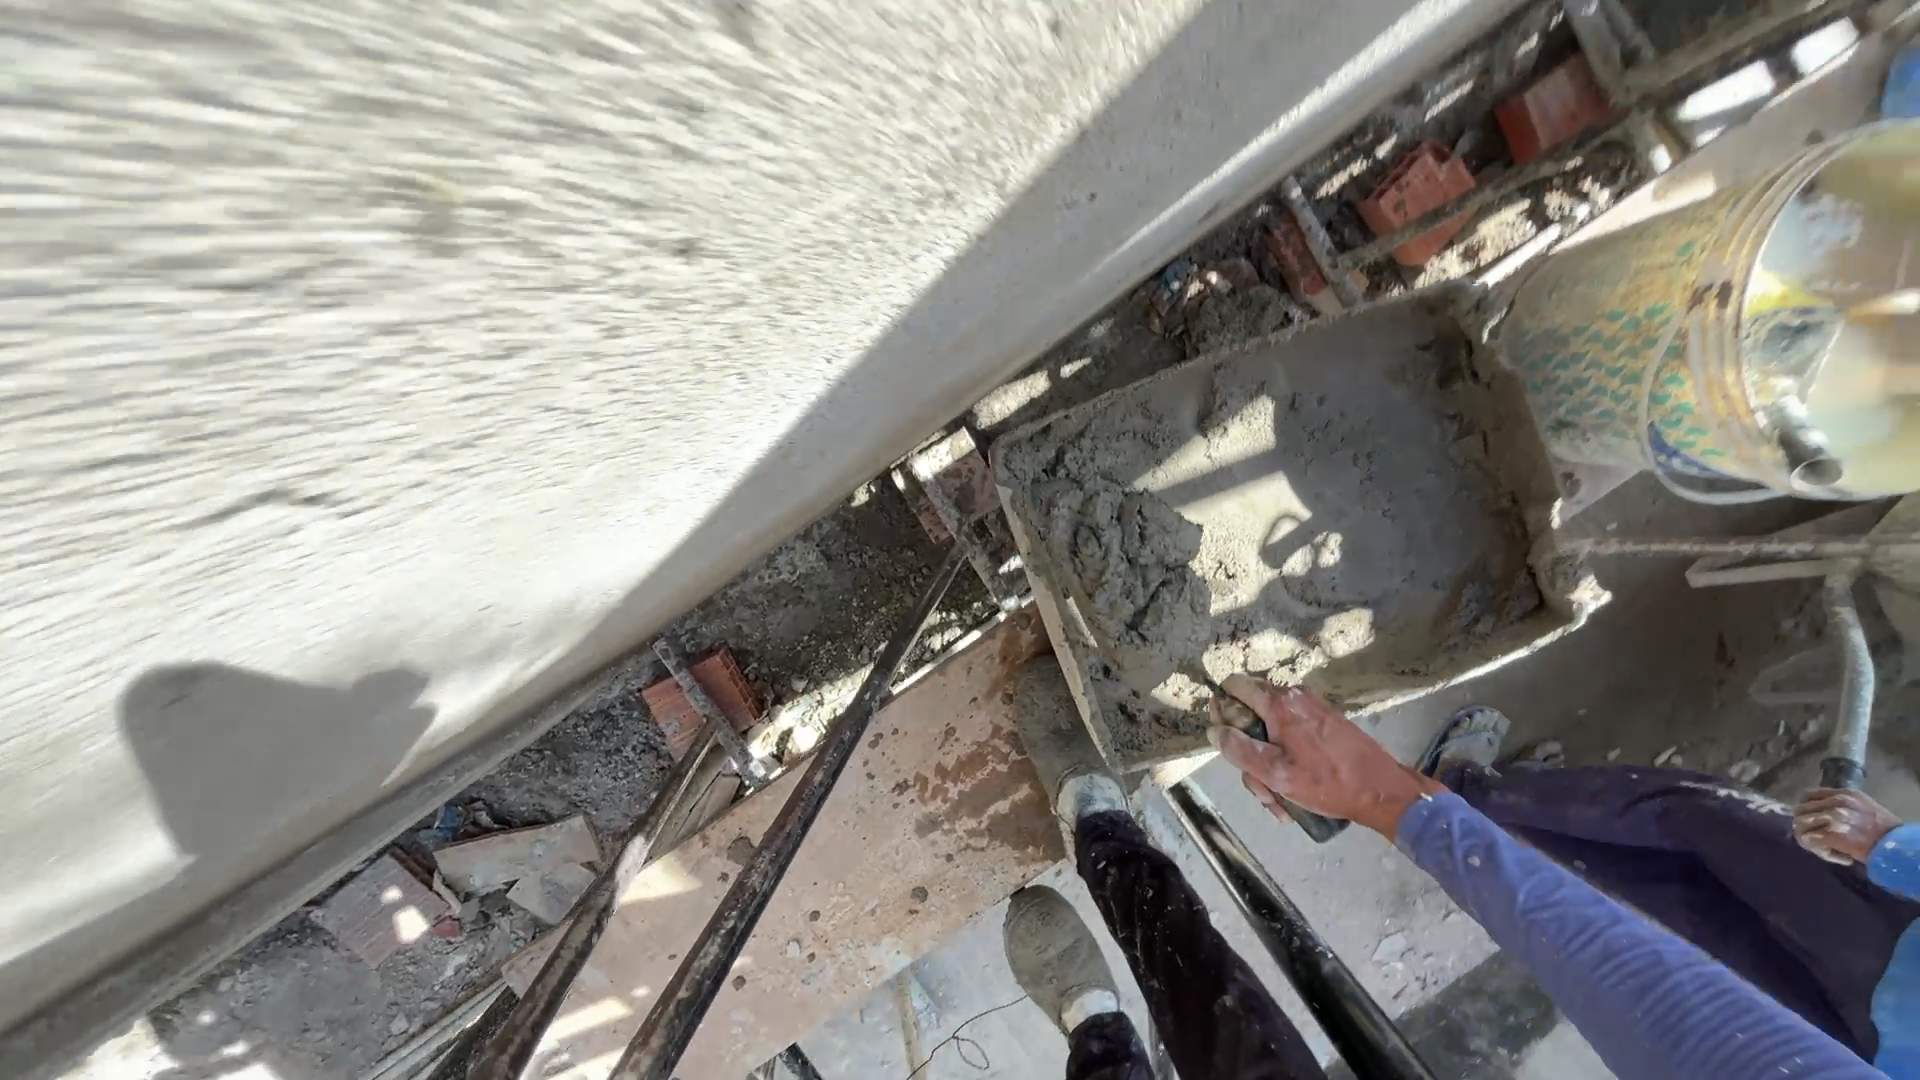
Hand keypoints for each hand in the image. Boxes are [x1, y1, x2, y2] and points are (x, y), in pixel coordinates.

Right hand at [1205, 674, 1442, 837]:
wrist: (1384, 791)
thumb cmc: (1329, 782)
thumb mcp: (1277, 774)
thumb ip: (1239, 750)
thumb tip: (1214, 731)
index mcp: (1279, 703)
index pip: (1234, 686)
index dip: (1223, 712)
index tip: (1229, 743)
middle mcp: (1294, 696)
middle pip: (1250, 712)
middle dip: (1247, 749)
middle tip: (1259, 784)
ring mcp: (1311, 707)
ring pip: (1270, 728)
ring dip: (1267, 761)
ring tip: (1279, 797)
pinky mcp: (1324, 721)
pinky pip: (1291, 733)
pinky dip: (1286, 757)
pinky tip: (1294, 787)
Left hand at [1794, 788, 1900, 863]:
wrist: (1904, 851)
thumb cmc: (1888, 835)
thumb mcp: (1865, 811)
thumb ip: (1839, 807)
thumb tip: (1814, 813)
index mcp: (1845, 795)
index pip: (1807, 796)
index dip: (1807, 810)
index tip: (1814, 822)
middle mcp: (1836, 802)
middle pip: (1800, 810)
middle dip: (1806, 827)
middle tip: (1821, 840)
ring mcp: (1833, 816)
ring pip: (1800, 825)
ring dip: (1811, 840)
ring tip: (1830, 849)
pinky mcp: (1831, 833)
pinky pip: (1808, 840)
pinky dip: (1821, 852)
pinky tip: (1841, 857)